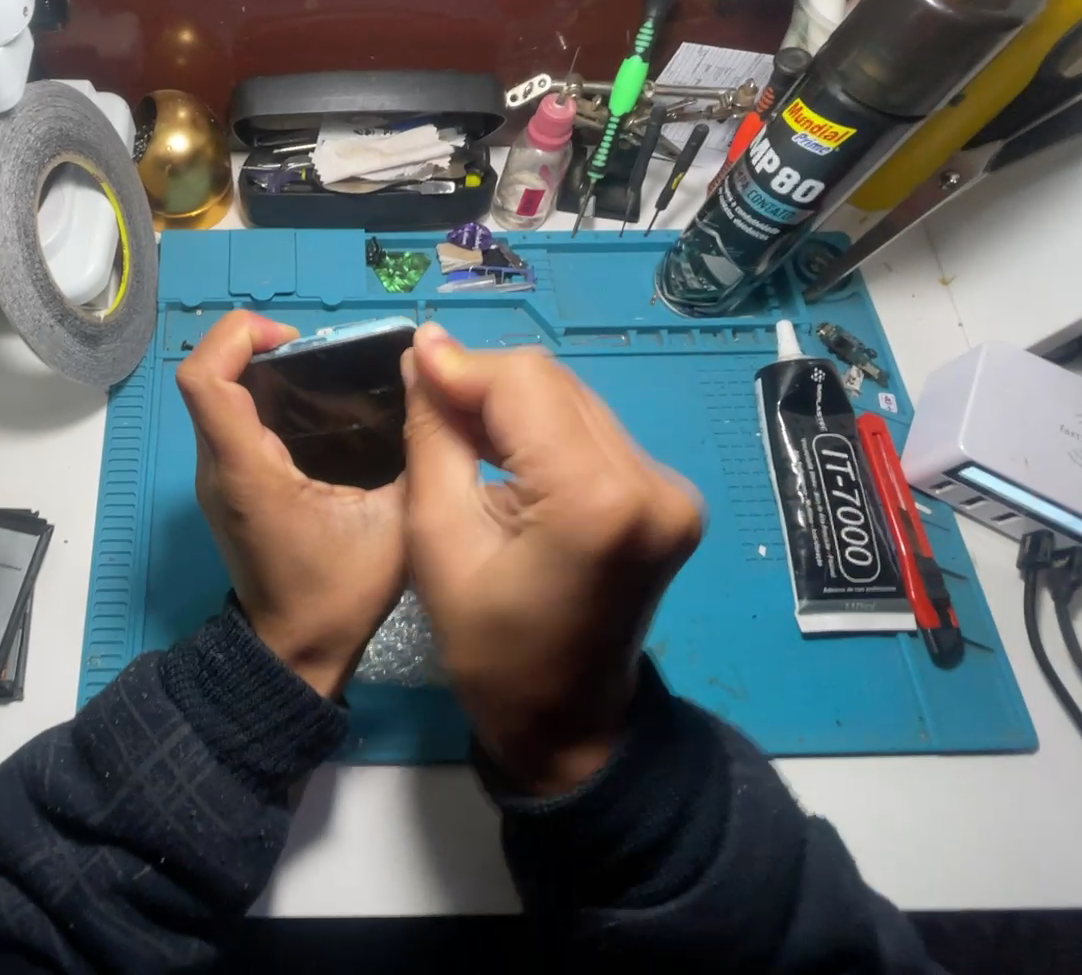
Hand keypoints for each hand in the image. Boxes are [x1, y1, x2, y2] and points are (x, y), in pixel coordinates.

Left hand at [177, 311, 407, 696]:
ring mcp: (216, 480)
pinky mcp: (227, 489)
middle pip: (207, 379)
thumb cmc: (338, 595)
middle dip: (254, 348)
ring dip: (256, 374)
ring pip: (215, 401)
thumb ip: (415, 456)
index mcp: (247, 470)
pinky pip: (229, 425)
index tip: (292, 339)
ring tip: (319, 377)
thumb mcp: (394, 524)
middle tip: (316, 354)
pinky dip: (259, 403)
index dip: (236, 336)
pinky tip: (312, 416)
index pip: (204, 379)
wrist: (292, 655)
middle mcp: (218, 468)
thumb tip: (432, 398)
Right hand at [400, 322, 703, 792]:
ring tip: (458, 429)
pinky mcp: (667, 494)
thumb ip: (433, 437)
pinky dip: (539, 429)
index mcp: (596, 499)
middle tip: (428, 401)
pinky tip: (503, 450)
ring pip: (572, 400)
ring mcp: (669, 487)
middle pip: (553, 384)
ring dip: (510, 404)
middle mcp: (651, 480)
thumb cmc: (490, 650)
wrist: (569, 725)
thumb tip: (425, 355)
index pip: (525, 383)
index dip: (463, 365)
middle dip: (483, 384)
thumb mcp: (438, 541)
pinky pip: (590, 430)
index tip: (412, 360)